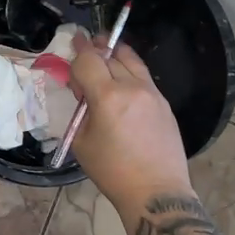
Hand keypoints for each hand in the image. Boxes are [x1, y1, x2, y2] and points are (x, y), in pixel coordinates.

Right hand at [67, 37, 193, 210]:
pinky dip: (129, 69)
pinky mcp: (164, 102)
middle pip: (110, 55)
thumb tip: (82, 92)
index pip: (89, 60)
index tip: (71, 44)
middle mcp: (132, 87)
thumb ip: (79, 110)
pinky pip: (143, 75)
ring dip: (115, 53)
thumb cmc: (112, 171)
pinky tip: (120, 77)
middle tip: (82, 48)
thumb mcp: (81, 141)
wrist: (156, 190)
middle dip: (94, 50)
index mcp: (108, 97)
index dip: (77, 52)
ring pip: (131, 59)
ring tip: (104, 50)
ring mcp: (152, 93)